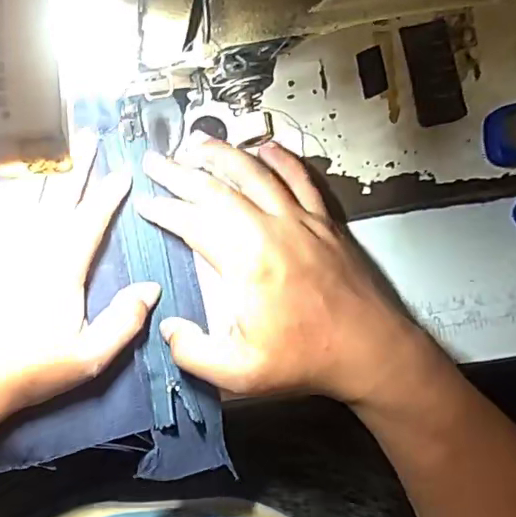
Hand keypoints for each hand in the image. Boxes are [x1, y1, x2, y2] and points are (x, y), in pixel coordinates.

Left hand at [0, 135, 159, 428]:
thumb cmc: (30, 370)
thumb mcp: (89, 357)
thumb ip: (124, 321)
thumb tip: (151, 288)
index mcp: (63, 266)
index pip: (91, 218)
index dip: (109, 193)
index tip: (122, 172)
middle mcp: (29, 245)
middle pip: (57, 194)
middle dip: (76, 162)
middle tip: (88, 135)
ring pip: (18, 195)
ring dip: (35, 167)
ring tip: (47, 143)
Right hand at [135, 137, 447, 411]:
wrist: (372, 351)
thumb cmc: (309, 359)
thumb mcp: (238, 372)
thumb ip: (192, 351)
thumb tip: (169, 328)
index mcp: (247, 262)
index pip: (192, 221)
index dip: (162, 210)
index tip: (144, 204)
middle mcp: (273, 231)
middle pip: (216, 188)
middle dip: (178, 172)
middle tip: (156, 162)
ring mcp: (301, 222)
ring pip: (255, 173)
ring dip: (222, 155)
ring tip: (197, 144)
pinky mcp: (323, 224)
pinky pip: (299, 179)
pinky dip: (280, 159)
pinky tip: (266, 147)